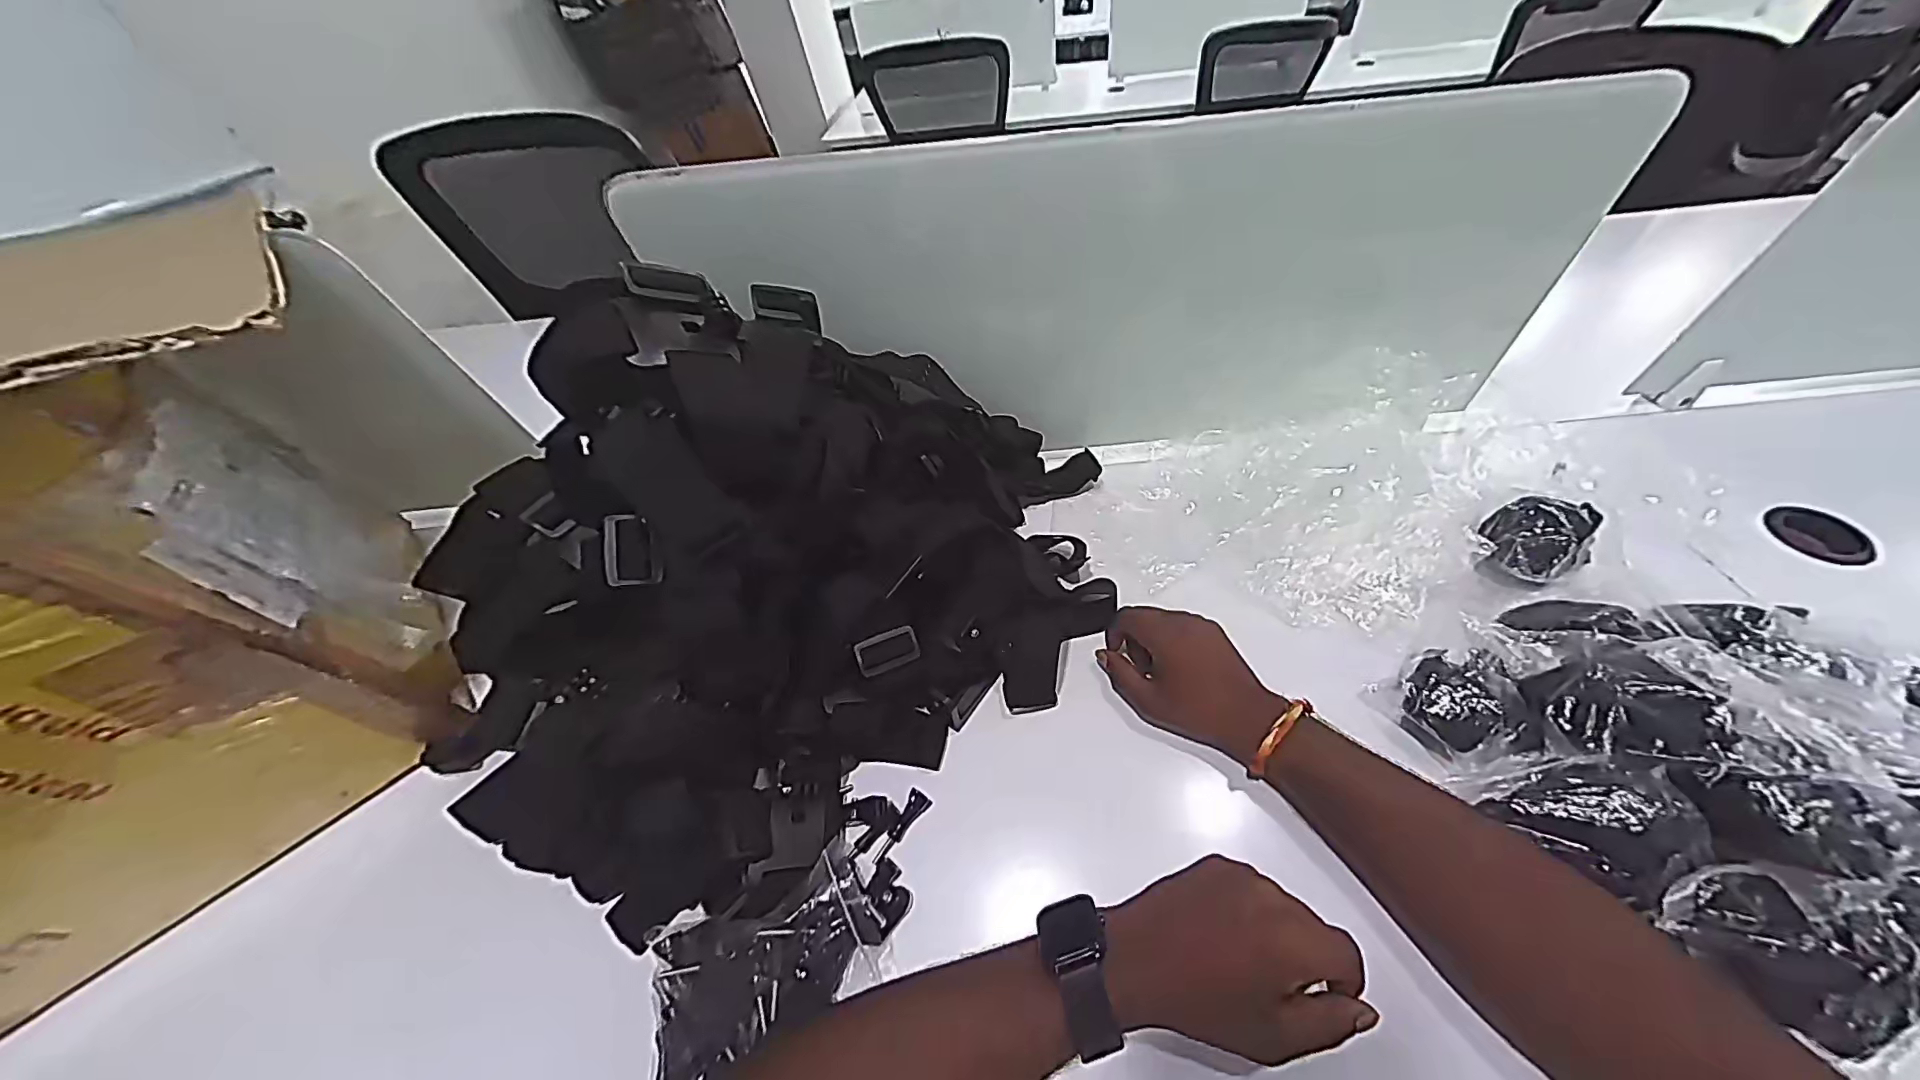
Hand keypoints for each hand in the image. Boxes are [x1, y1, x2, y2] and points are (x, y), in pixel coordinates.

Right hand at [1097, 606, 1290, 765]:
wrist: (1247, 720)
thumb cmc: (1204, 712)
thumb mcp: (1147, 700)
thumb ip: (1119, 673)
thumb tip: (1107, 657)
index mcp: (1166, 634)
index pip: (1126, 616)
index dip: (1114, 634)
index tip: (1116, 652)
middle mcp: (1186, 623)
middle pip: (1144, 616)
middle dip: (1134, 639)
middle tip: (1139, 668)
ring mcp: (1203, 627)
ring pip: (1163, 621)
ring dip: (1153, 640)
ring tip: (1160, 674)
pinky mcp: (1215, 634)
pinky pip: (1183, 628)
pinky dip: (1173, 641)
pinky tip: (1179, 671)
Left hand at [1104, 856, 1376, 1064]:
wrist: (1133, 960)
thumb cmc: (1190, 996)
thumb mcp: (1273, 1035)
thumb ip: (1329, 1023)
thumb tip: (1356, 1009)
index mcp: (1291, 938)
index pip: (1348, 955)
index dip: (1342, 984)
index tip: (1328, 996)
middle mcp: (1268, 897)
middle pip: (1314, 927)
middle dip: (1304, 957)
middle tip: (1272, 985)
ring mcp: (1238, 875)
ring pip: (1281, 905)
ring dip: (1273, 929)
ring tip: (1236, 959)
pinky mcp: (1214, 865)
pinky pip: (1248, 887)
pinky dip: (1243, 907)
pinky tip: (1219, 934)